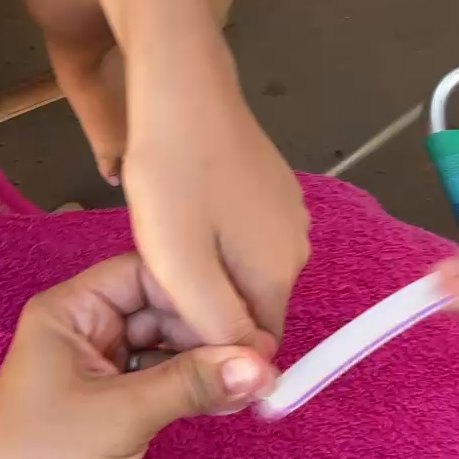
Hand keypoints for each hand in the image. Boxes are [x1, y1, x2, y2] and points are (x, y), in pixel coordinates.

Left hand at [0, 254, 277, 458]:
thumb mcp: (123, 415)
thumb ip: (192, 384)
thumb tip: (264, 365)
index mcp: (69, 310)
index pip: (144, 275)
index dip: (197, 294)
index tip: (250, 322)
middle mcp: (82, 327)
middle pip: (157, 310)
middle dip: (207, 335)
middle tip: (263, 360)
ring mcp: (94, 364)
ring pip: (160, 347)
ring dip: (203, 364)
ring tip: (254, 384)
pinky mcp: (105, 398)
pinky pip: (155, 379)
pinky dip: (187, 388)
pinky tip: (227, 400)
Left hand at [121, 56, 310, 348]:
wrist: (180, 89)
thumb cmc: (173, 180)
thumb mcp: (183, 268)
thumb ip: (220, 326)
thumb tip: (256, 369)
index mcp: (279, 273)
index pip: (257, 343)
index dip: (215, 350)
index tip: (172, 330)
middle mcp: (296, 248)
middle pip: (251, 308)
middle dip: (207, 311)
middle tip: (161, 284)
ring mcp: (287, 213)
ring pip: (243, 274)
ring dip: (206, 276)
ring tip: (167, 248)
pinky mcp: (269, 189)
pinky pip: (242, 241)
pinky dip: (212, 244)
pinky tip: (183, 218)